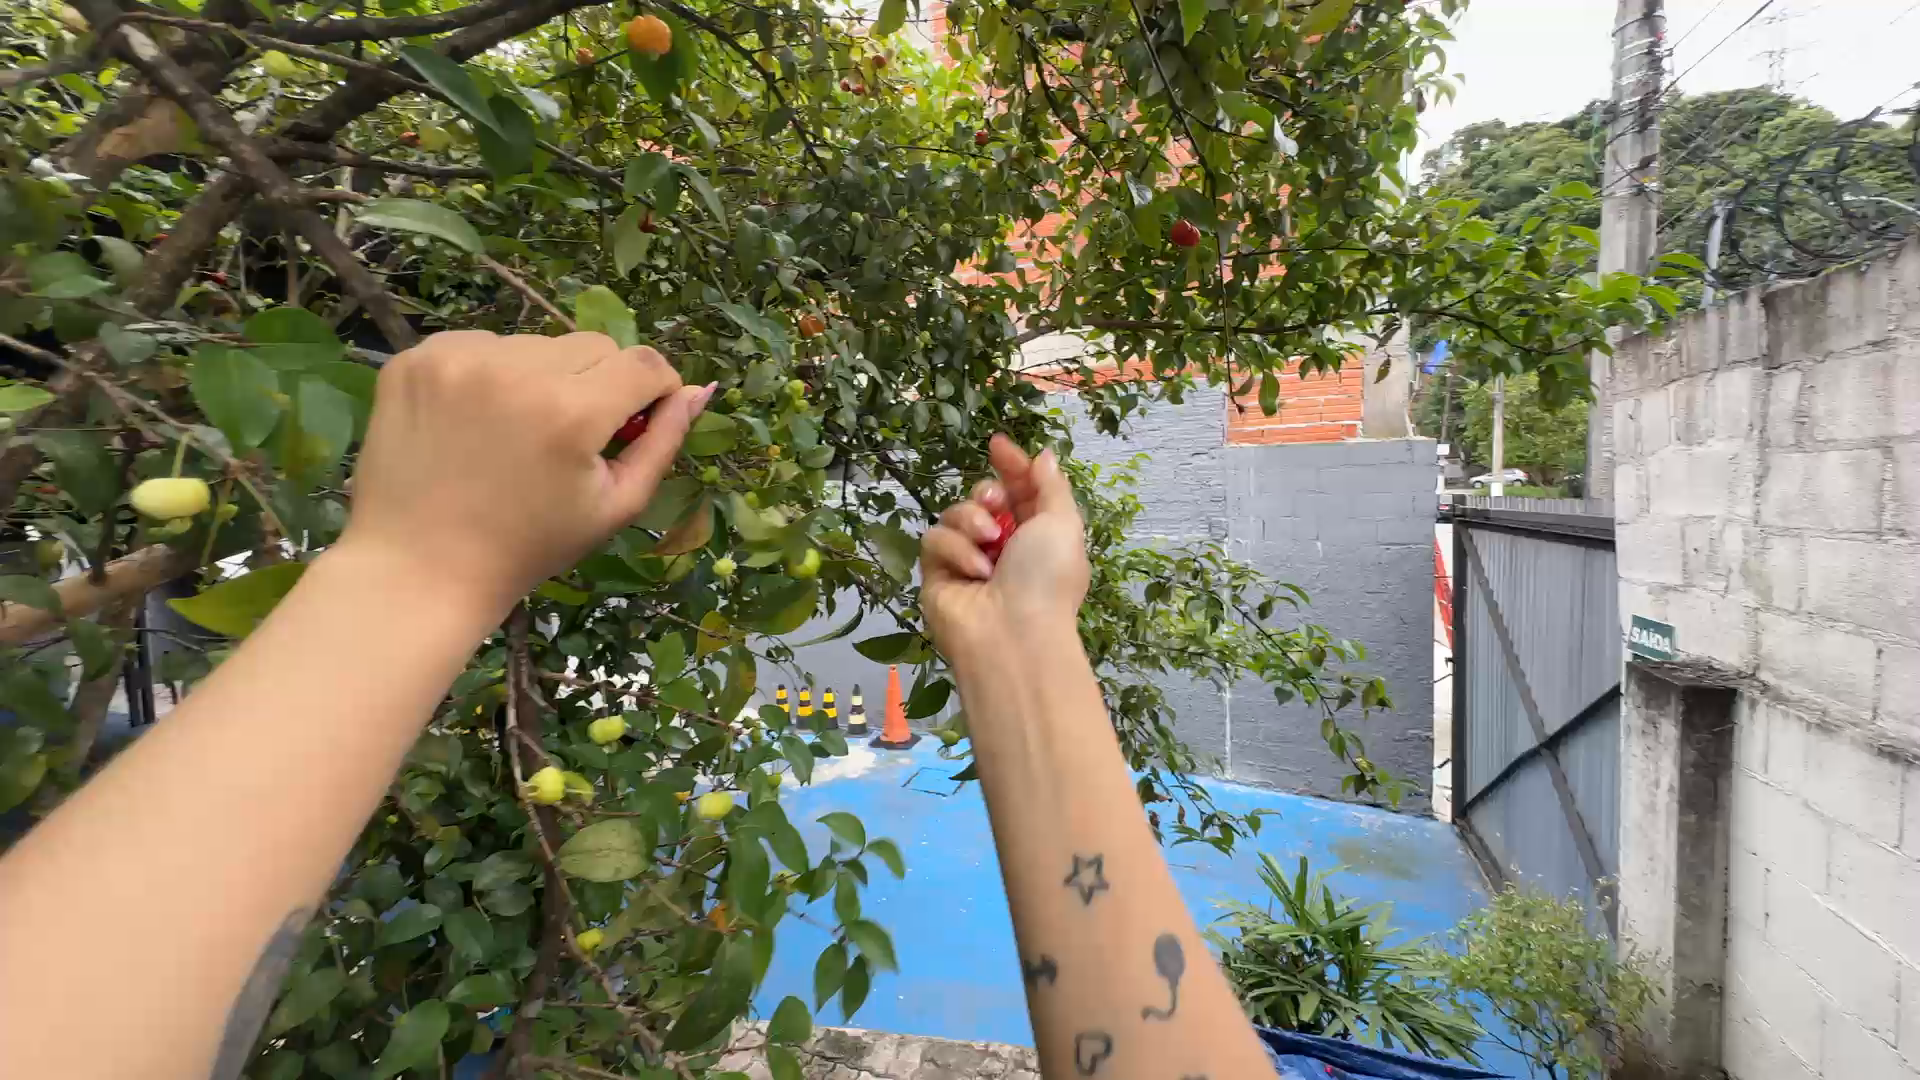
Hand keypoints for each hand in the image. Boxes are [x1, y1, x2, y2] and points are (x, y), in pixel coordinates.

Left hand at [340, 331, 712, 610]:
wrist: (423, 566)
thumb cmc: (534, 544)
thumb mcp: (618, 504)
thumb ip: (664, 442)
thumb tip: (698, 393)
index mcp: (572, 412)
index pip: (646, 364)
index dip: (659, 388)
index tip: (644, 417)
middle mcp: (515, 370)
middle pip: (597, 345)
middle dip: (605, 382)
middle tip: (582, 432)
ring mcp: (458, 359)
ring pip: (542, 343)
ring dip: (551, 377)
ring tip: (527, 428)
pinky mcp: (417, 358)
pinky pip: (488, 345)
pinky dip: (500, 373)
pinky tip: (485, 418)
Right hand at [920, 434, 1088, 666]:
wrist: (1013, 634)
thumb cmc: (1046, 577)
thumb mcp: (1063, 524)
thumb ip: (1051, 486)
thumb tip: (1044, 455)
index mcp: (1036, 534)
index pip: (1019, 489)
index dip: (1011, 465)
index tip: (997, 443)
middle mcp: (1002, 546)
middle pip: (983, 497)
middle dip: (988, 494)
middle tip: (995, 505)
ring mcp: (967, 560)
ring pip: (955, 514)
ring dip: (972, 523)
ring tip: (989, 546)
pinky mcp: (936, 574)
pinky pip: (934, 540)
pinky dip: (955, 551)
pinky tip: (974, 572)